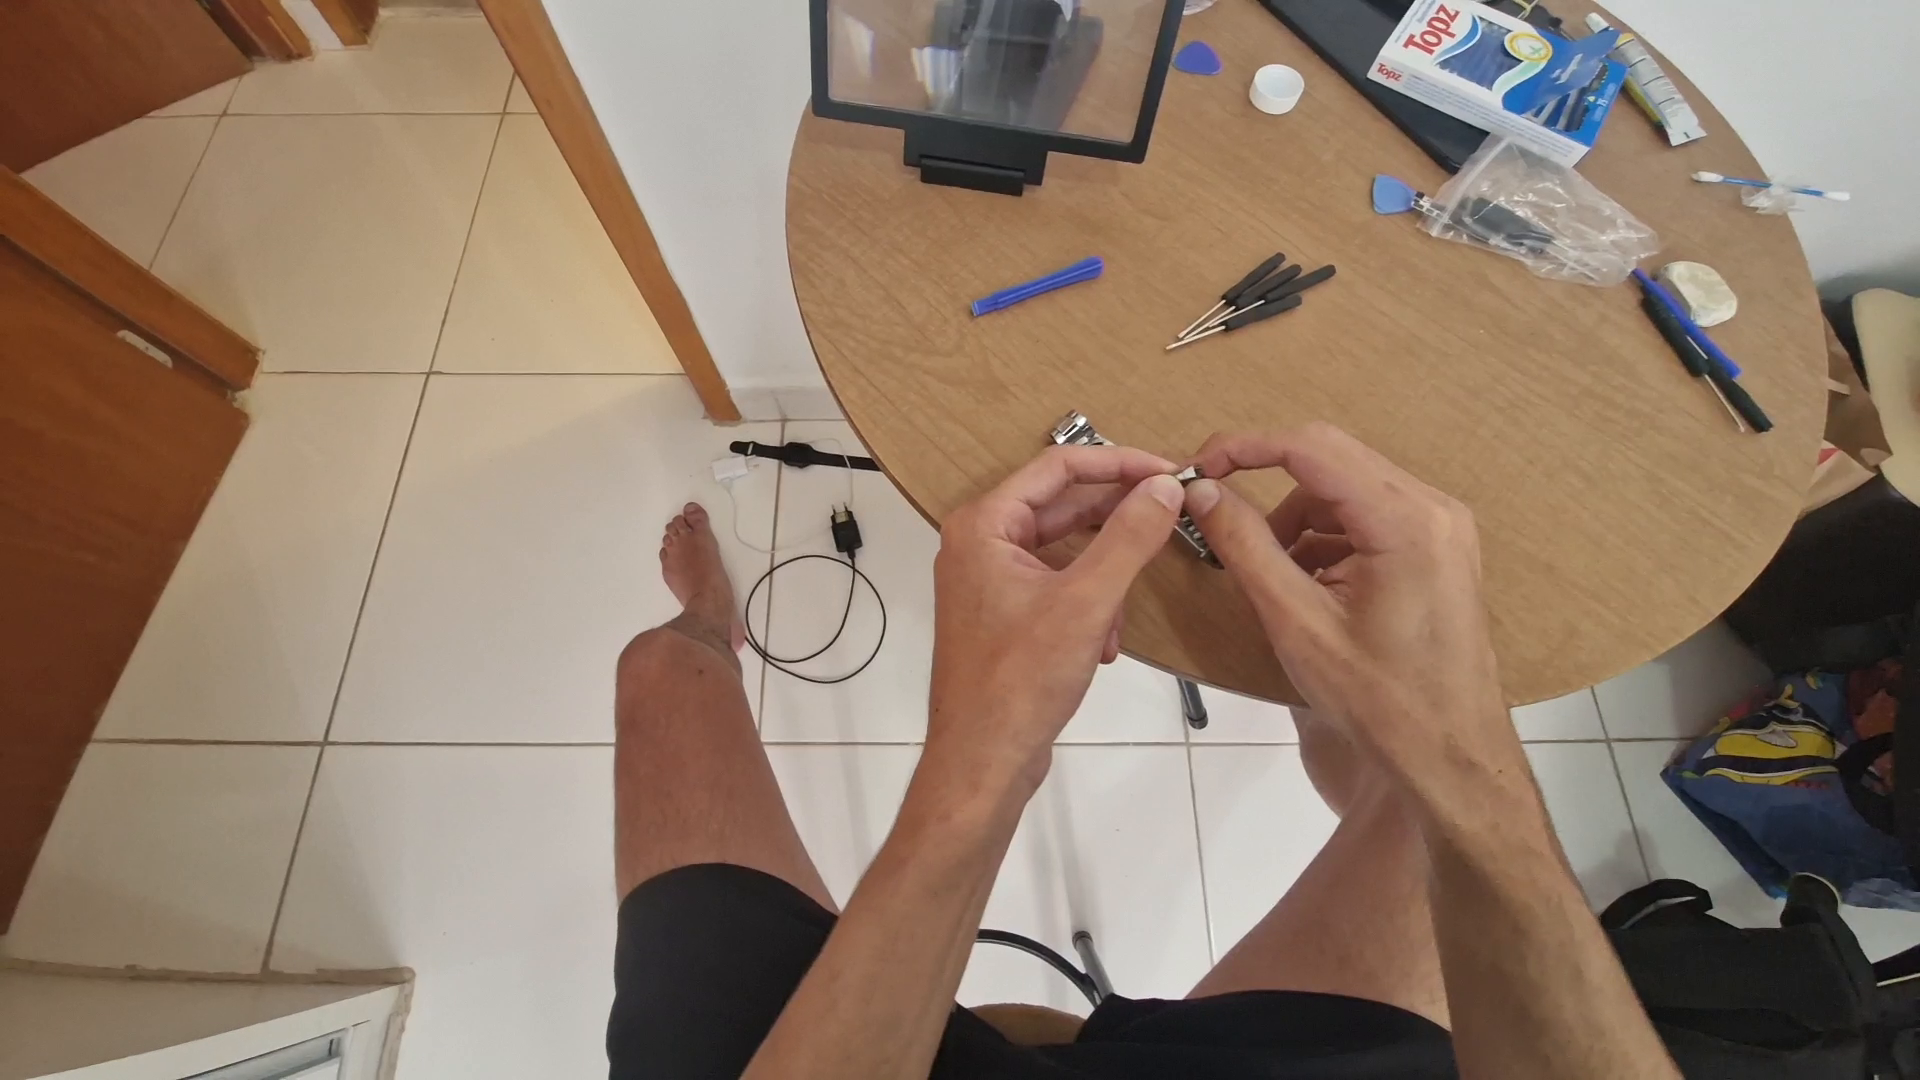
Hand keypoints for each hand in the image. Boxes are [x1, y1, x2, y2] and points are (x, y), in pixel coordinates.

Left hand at [927, 445, 1183, 794]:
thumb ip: (1128, 538)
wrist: (982, 759)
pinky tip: (1102, 644)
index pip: (1058, 467)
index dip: (1119, 463)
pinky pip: (1056, 586)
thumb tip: (1165, 487)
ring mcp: (989, 579)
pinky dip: (1087, 605)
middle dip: (1116, 521)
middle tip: (1171, 515)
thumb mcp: (1085, 602)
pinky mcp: (1003, 612)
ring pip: (1064, 552)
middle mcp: (980, 543)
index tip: (1169, 471)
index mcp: (985, 525)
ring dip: (1103, 577)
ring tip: (1120, 613)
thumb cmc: (1020, 680)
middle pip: (1061, 506)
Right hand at [1182, 424, 1511, 779]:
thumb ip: (1243, 545)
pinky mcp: (1430, 555)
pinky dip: (1318, 542)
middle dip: (1265, 486)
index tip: (1195, 471)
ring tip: (1267, 576)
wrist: (1444, 765)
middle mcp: (1431, 509)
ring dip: (1290, 521)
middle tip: (1214, 517)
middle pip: (1327, 462)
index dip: (1244, 447)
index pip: (1311, 447)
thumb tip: (1200, 490)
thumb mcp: (1294, 619)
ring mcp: (1437, 532)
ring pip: (1340, 492)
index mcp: (1405, 519)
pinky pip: (1360, 521)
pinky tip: (1303, 588)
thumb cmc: (1373, 700)